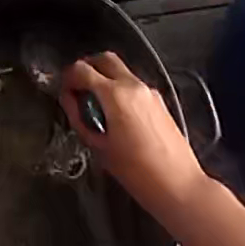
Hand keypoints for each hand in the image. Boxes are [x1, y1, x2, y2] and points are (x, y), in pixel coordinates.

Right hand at [62, 52, 206, 211]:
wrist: (180, 187)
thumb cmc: (138, 174)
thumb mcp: (99, 148)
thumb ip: (80, 119)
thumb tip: (69, 100)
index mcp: (115, 94)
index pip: (82, 69)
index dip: (68, 77)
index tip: (64, 90)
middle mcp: (132, 85)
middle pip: (103, 58)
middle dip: (86, 68)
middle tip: (78, 88)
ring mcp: (148, 90)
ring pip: (119, 70)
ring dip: (104, 78)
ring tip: (97, 105)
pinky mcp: (159, 100)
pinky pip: (133, 84)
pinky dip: (119, 88)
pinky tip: (117, 114)